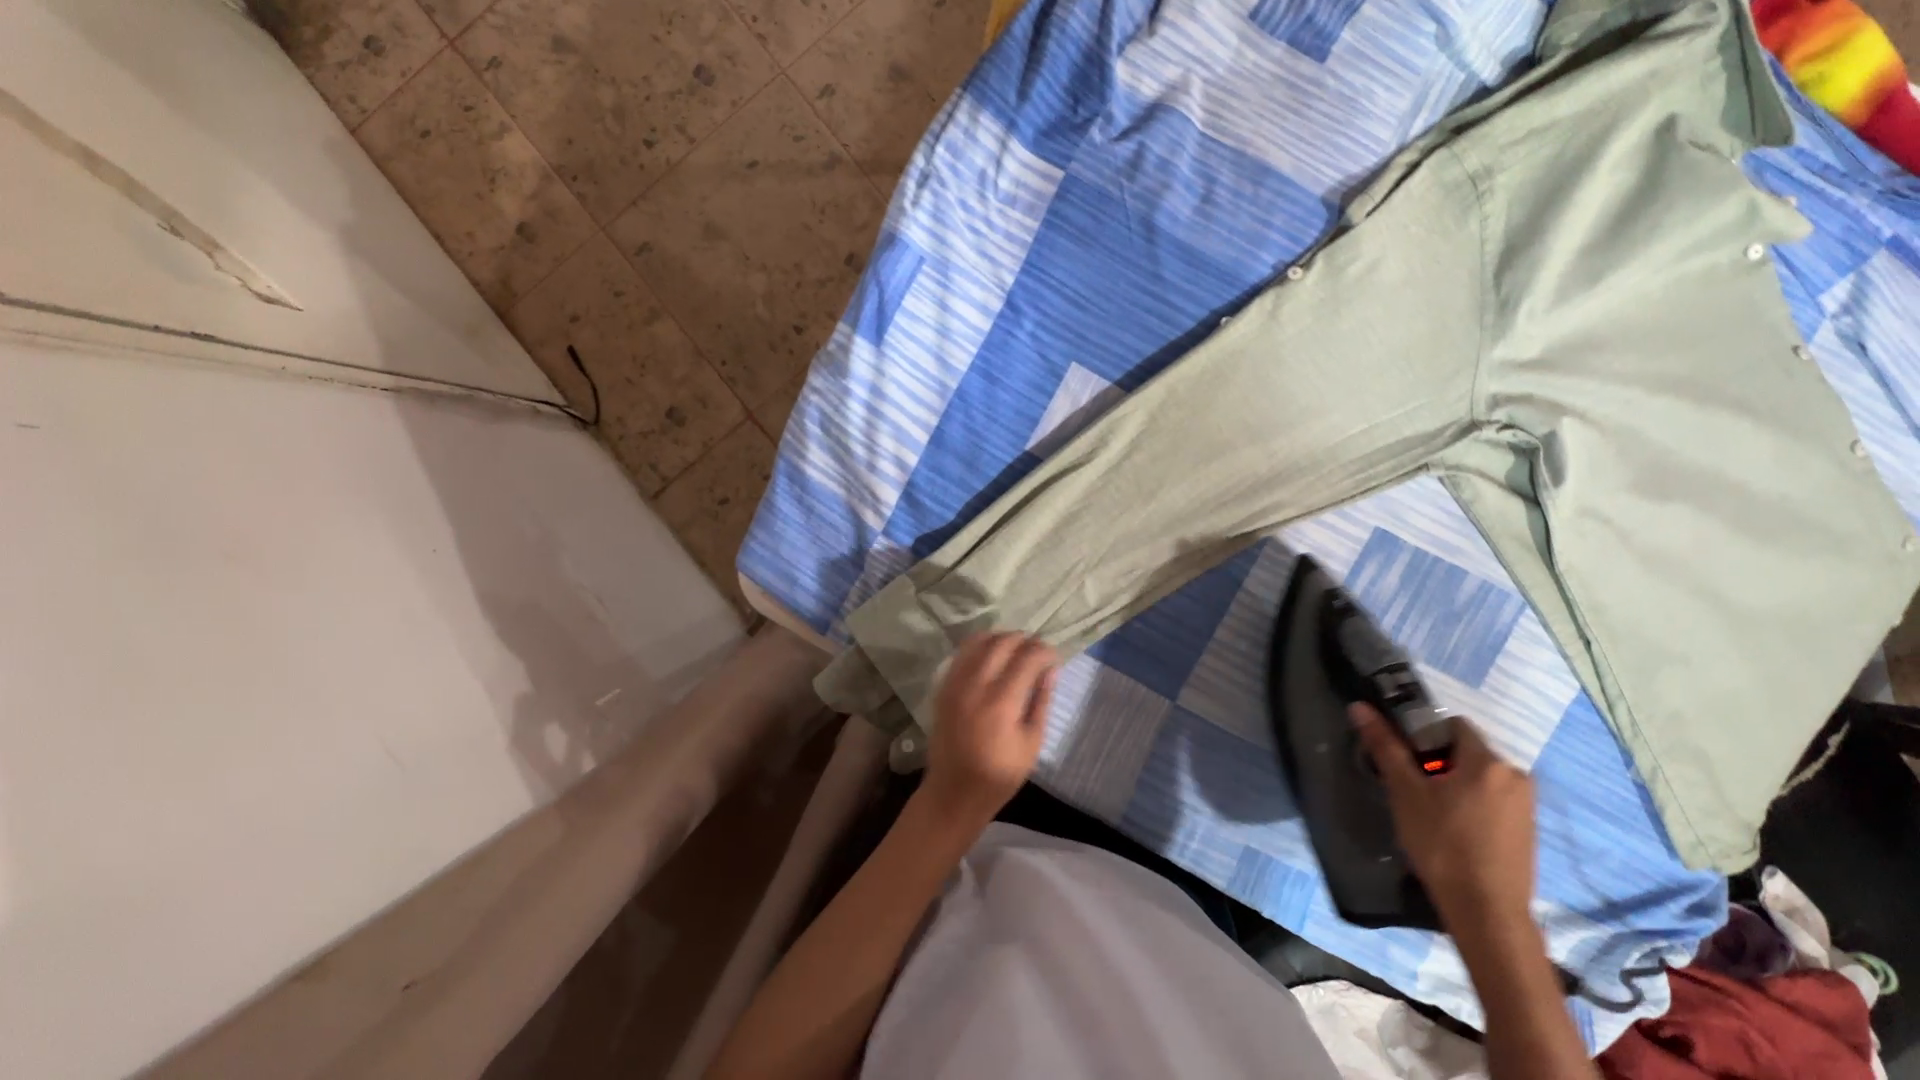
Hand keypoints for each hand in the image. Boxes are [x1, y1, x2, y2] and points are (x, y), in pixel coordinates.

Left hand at [921, 632, 1059, 822]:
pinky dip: (980, 648)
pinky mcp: (943, 688)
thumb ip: (1041, 701)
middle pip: (1002, 642)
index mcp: (1001, 701)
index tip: (1054, 658)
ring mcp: (955, 684)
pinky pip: (961, 654)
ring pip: (978, 641)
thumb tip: (1050, 670)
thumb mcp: (1031, 743)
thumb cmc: (999, 774)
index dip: (1045, 651)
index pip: (1027, 657)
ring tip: (1016, 651)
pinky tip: (992, 659)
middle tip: (1037, 651)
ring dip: (1001, 639)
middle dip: (1024, 640)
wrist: (954, 791)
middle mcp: (975, 685)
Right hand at [1349, 704, 1536, 935]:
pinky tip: (1457, 835)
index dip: (1424, 737)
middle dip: (1440, 765)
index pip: (1453, 725)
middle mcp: (1516, 775)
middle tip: (1414, 794)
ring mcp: (1527, 805)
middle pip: (1468, 753)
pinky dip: (1474, 808)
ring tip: (1434, 818)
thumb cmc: (1442, 845)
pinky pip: (1495, 802)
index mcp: (1488, 761)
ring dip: (1457, 787)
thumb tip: (1360, 707)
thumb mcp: (1405, 794)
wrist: (1486, 912)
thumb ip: (1385, 747)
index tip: (1406, 763)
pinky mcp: (1529, 830)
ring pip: (1481, 779)